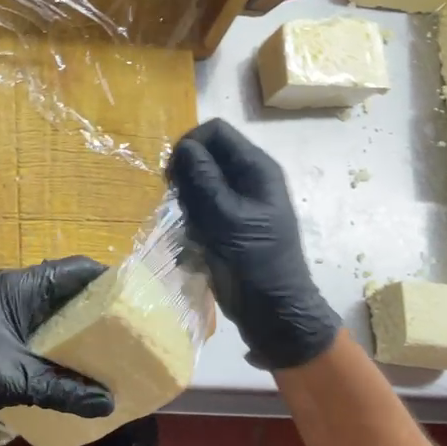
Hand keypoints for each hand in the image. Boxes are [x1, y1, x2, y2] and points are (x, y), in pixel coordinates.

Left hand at [0, 257, 116, 427]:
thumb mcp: (12, 380)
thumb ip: (61, 389)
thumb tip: (108, 402)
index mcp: (17, 288)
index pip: (74, 270)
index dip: (108, 281)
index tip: (137, 301)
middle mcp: (13, 292)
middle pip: (67, 292)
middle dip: (98, 311)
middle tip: (131, 332)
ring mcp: (2, 312)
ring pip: (53, 314)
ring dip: (78, 331)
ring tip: (111, 353)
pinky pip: (38, 332)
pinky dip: (58, 346)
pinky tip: (75, 369)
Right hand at [167, 118, 339, 369]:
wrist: (274, 313)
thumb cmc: (256, 263)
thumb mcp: (227, 218)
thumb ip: (203, 180)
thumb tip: (183, 148)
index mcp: (256, 169)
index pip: (215, 132)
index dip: (189, 146)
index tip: (172, 177)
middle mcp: (248, 180)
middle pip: (204, 158)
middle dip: (185, 180)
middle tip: (182, 208)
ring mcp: (238, 205)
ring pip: (198, 187)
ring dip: (187, 207)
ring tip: (192, 233)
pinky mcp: (228, 228)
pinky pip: (200, 213)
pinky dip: (192, 227)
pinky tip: (194, 248)